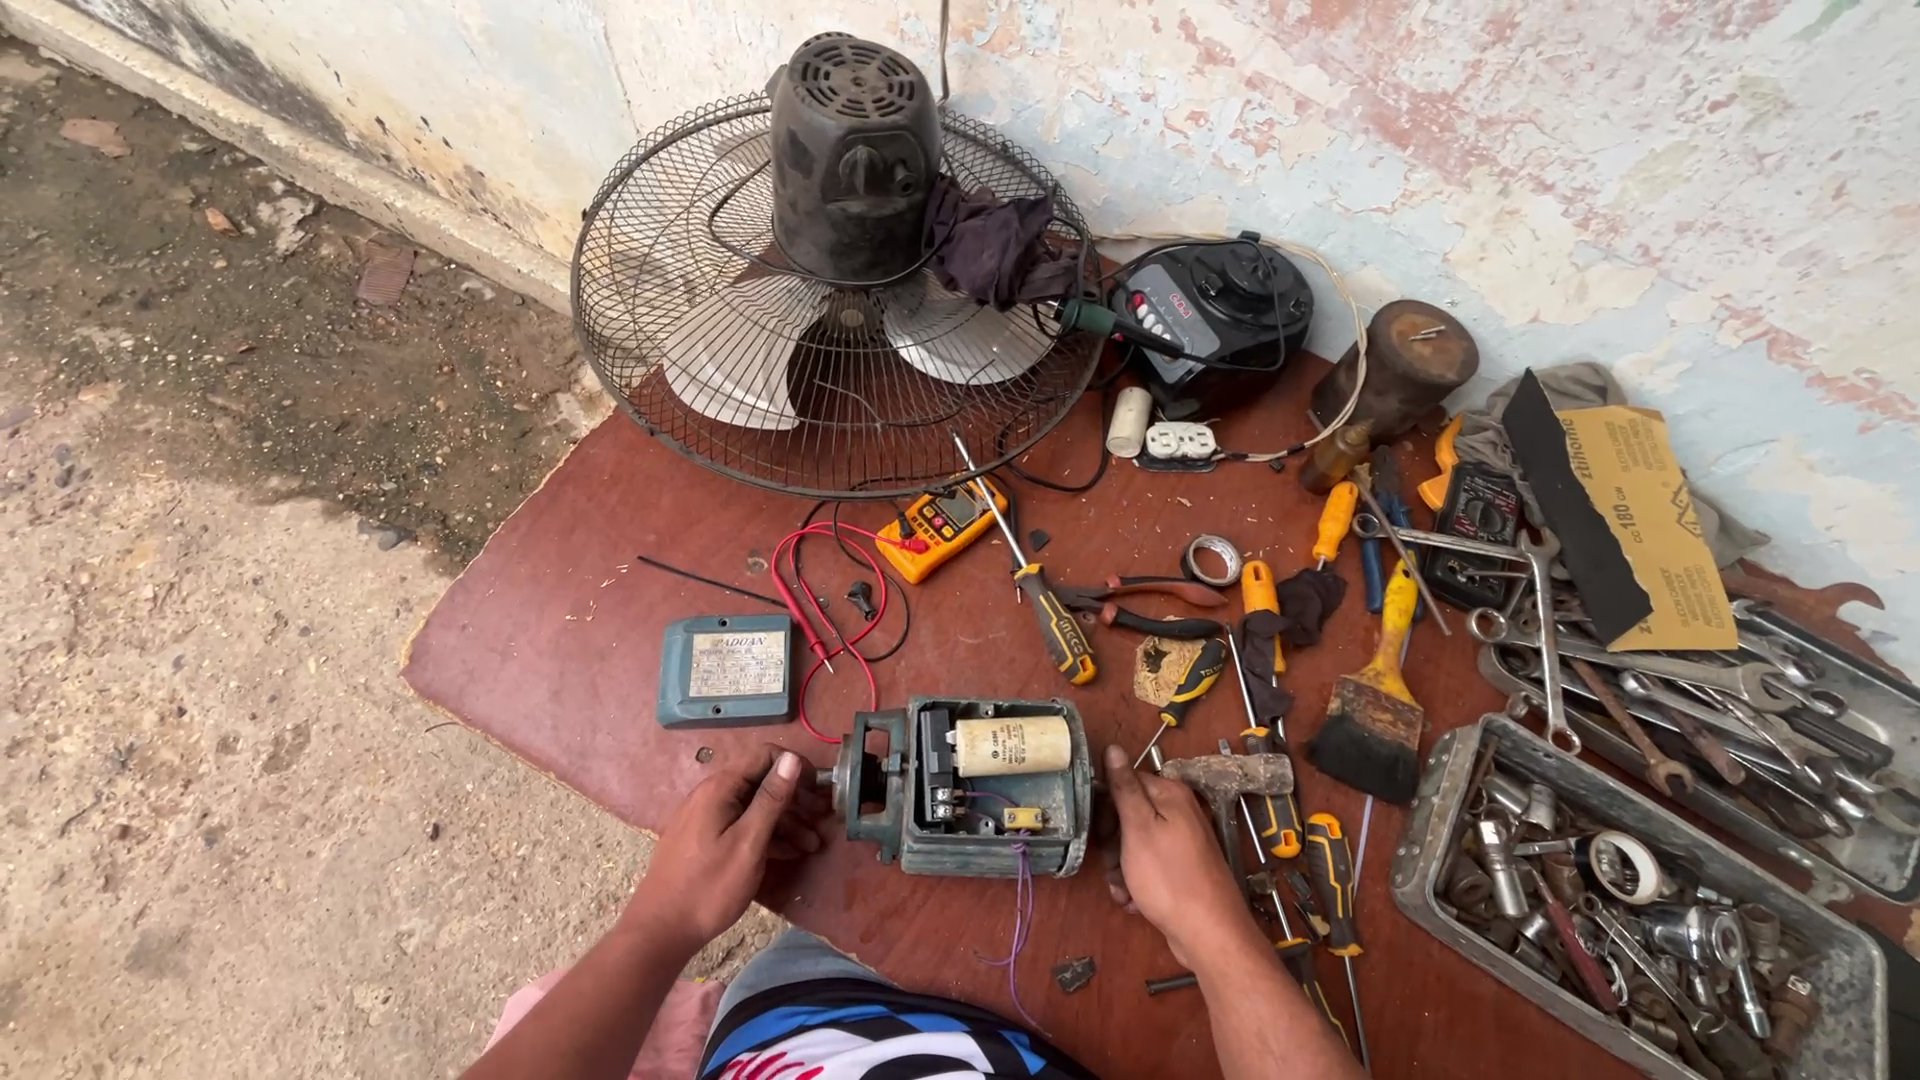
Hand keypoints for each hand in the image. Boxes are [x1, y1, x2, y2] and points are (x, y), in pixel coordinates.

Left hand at [622, 745, 827, 954]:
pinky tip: (790, 853)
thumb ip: (771, 799)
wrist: (659, 933)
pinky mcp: (706, 840)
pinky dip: (767, 835)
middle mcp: (712, 795)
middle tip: (823, 819)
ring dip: (786, 821)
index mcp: (720, 788)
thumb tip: (791, 758)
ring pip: (754, 807)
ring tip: (813, 844)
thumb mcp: (748, 842)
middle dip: (795, 798)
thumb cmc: (709, 887)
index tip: (819, 788)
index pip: (764, 756)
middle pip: (761, 782)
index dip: (795, 767)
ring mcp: (707, 818)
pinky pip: (742, 825)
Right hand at [1102, 744, 1263, 967]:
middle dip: (1113, 843)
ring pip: (1134, 843)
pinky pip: (1148, 864)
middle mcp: (1178, 812)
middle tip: (1111, 866)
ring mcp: (1181, 841)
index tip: (1100, 834)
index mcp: (1170, 795)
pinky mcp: (1181, 867)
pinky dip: (1136, 880)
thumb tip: (1113, 747)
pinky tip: (1134, 900)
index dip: (1107, 809)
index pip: (1125, 783)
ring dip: (1121, 867)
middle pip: (1128, 814)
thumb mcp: (1139, 829)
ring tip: (1124, 891)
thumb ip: (1125, 787)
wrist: (1209, 934)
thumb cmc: (1169, 878)